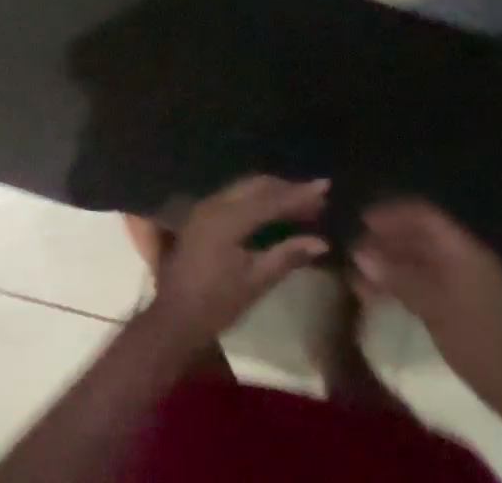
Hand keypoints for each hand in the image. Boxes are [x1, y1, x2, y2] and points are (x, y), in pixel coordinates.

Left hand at [144, 176, 329, 348]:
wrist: (175, 316)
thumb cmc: (217, 303)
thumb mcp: (256, 281)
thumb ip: (288, 256)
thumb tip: (322, 242)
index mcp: (227, 219)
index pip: (270, 199)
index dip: (299, 193)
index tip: (326, 185)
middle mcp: (214, 205)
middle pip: (257, 186)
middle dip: (288, 189)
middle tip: (318, 197)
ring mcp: (205, 208)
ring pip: (245, 189)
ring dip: (273, 193)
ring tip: (303, 203)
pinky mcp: (202, 216)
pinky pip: (235, 197)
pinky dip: (257, 199)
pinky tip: (275, 211)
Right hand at [353, 201, 501, 412]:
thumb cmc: (476, 339)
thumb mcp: (432, 306)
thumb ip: (396, 276)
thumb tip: (359, 252)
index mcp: (464, 251)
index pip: (424, 216)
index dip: (392, 214)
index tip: (362, 222)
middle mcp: (464, 260)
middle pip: (421, 237)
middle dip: (387, 240)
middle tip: (354, 250)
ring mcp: (463, 282)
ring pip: (420, 262)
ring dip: (390, 264)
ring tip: (358, 274)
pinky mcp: (460, 303)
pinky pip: (425, 282)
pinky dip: (401, 284)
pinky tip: (376, 294)